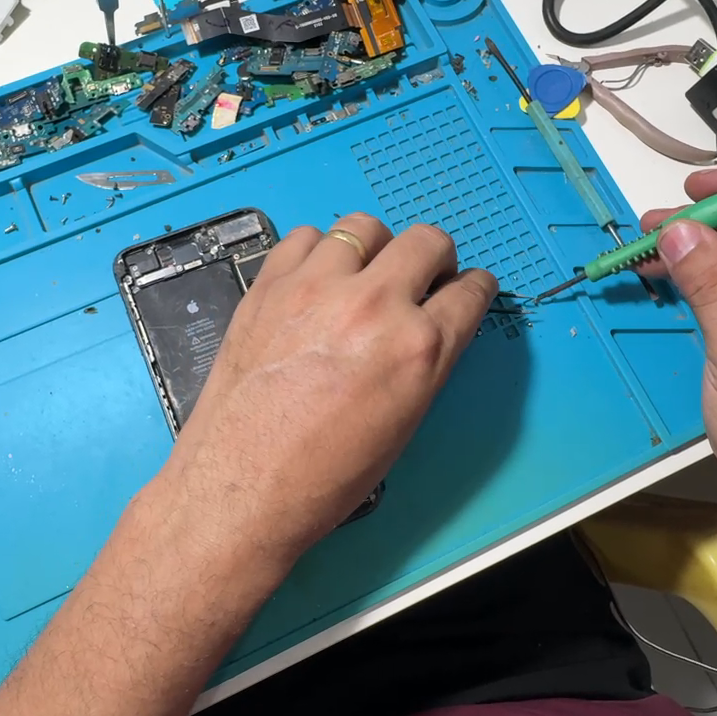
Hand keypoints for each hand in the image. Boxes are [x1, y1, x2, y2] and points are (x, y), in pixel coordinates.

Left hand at [150, 213, 496, 565]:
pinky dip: (317, 252)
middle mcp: (375, 305)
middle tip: (419, 280)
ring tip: (361, 277)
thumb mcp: (404, 423)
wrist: (242, 487)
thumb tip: (428, 325)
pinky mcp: (269, 285)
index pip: (470, 292)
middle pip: (427, 241)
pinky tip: (314, 280)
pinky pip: (305, 236)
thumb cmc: (327, 476)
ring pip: (365, 227)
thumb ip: (425, 360)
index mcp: (419, 348)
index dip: (474, 288)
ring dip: (374, 249)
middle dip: (435, 258)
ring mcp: (318, 288)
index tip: (465, 288)